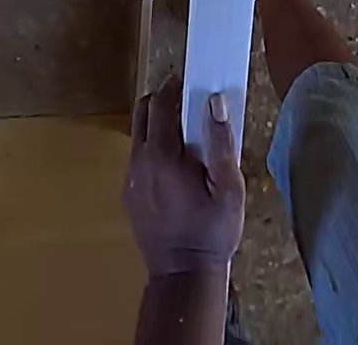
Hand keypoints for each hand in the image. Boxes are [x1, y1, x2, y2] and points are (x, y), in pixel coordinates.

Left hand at [123, 77, 245, 277]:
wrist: (183, 275)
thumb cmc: (212, 231)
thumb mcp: (229, 189)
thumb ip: (221, 142)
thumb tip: (214, 101)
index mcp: (162, 155)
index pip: (159, 105)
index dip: (171, 89)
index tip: (184, 81)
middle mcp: (139, 160)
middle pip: (141, 112)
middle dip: (159, 101)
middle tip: (182, 102)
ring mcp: (130, 176)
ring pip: (137, 135)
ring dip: (154, 125)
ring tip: (180, 134)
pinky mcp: (128, 192)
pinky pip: (137, 158)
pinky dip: (151, 149)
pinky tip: (172, 165)